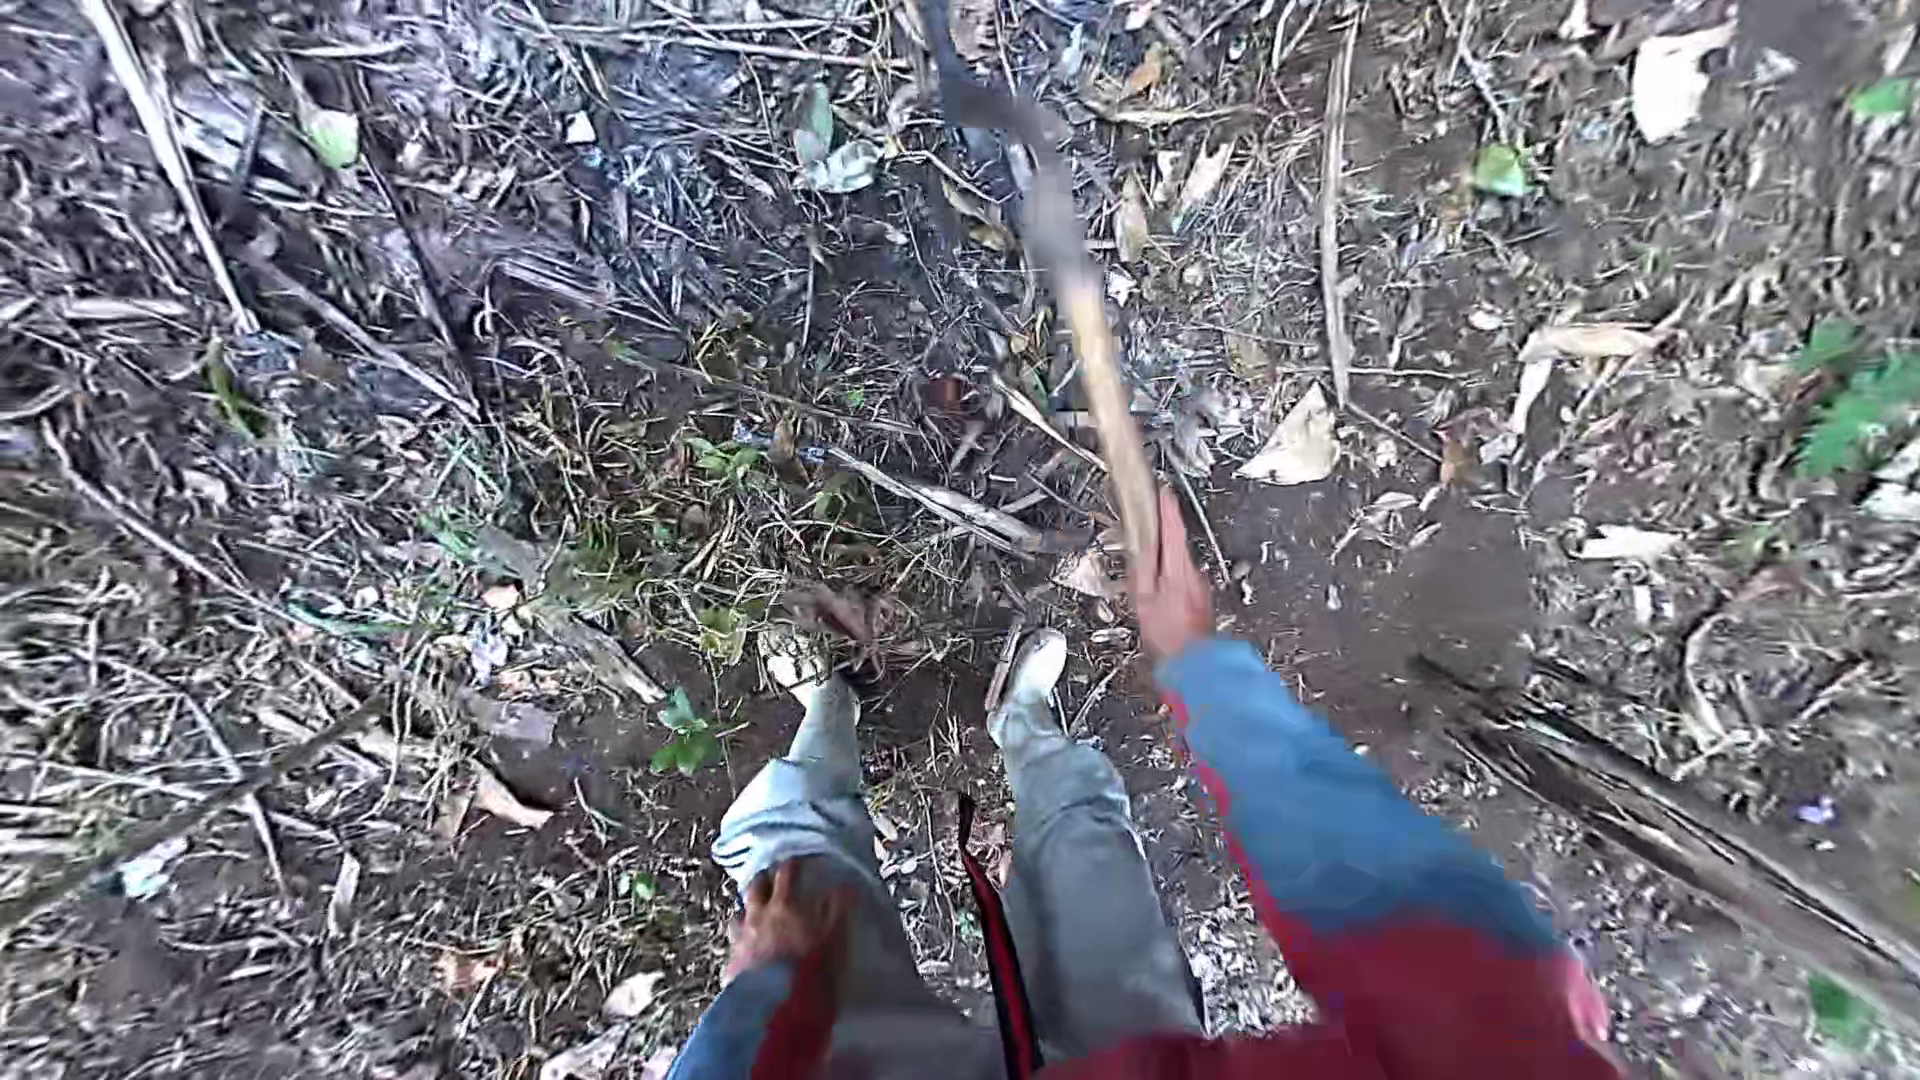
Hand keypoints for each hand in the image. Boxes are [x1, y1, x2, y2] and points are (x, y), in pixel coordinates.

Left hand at [722, 858, 851, 984]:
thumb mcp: (834, 938)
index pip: (786, 873)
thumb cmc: (809, 971)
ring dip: (747, 909)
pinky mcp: (729, 966)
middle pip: (756, 887)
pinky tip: (746, 948)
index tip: (796, 860)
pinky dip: (740, 940)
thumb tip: (846, 885)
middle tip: (771, 878)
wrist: (773, 1014)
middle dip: (764, 879)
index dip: (791, 864)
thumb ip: (839, 909)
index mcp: (784, 904)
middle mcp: (758, 915)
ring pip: (738, 913)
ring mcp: (740, 940)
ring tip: (755, 912)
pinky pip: (732, 945)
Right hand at [1130, 487, 1213, 662]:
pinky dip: (1172, 575)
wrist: (1194, 662)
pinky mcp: (1201, 597)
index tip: (1165, 492)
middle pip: (1177, 544)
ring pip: (1179, 562)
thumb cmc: (1167, 634)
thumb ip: (1140, 569)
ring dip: (1166, 558)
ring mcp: (1201, 585)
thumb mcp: (1142, 598)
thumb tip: (1140, 546)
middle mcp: (1194, 573)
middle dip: (1164, 533)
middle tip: (1150, 522)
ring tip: (1150, 566)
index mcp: (1177, 569)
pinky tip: (1162, 589)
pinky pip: (1184, 577)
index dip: (1168, 508)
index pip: (1174, 529)